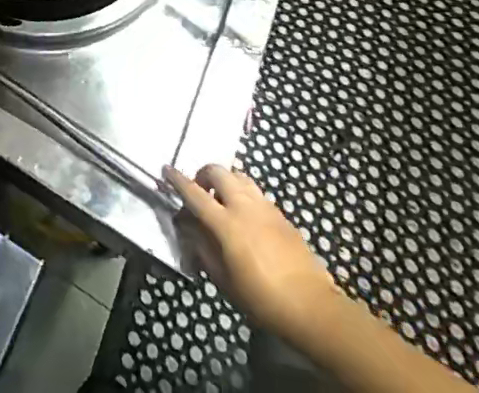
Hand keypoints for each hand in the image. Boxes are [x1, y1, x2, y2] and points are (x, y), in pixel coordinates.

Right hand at [164, 164, 341, 340]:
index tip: (166, 171)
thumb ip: (201, 247)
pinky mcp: (282, 215)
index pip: (194, 193)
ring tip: (221, 200)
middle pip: (218, 172)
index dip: (177, 180)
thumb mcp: (223, 278)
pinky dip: (243, 194)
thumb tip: (187, 226)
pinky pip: (256, 192)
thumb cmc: (262, 298)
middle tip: (198, 190)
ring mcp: (266, 208)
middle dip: (203, 175)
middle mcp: (245, 207)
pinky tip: (244, 215)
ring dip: (225, 181)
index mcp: (226, 223)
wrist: (312, 307)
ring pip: (240, 176)